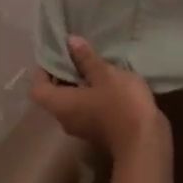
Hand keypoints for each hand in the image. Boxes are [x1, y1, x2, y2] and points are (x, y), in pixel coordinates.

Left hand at [31, 36, 168, 160]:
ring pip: (72, 101)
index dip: (43, 71)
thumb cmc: (120, 104)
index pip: (38, 89)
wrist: (144, 141)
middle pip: (55, 95)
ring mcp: (82, 126)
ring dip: (80, 83)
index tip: (58, 53)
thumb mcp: (105, 75)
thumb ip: (87, 59)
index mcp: (62, 105)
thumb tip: (70, 42)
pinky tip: (110, 80)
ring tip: (96, 63)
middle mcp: (66, 118)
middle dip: (64, 72)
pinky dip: (92, 93)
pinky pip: (87, 108)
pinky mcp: (98, 129)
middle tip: (79, 52)